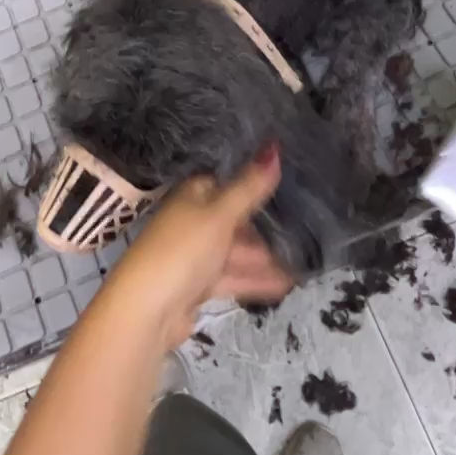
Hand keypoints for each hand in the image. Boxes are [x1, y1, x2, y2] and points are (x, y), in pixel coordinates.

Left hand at [102, 144, 291, 350]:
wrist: (147, 309)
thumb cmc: (183, 250)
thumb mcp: (220, 215)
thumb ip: (250, 186)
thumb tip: (274, 145)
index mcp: (193, 196)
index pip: (227, 182)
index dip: (256, 183)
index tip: (292, 184)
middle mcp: (192, 220)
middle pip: (234, 219)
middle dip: (266, 225)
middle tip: (308, 225)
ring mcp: (195, 254)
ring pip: (235, 250)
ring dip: (266, 256)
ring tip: (307, 258)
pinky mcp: (199, 285)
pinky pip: (233, 276)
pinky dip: (256, 278)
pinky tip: (288, 283)